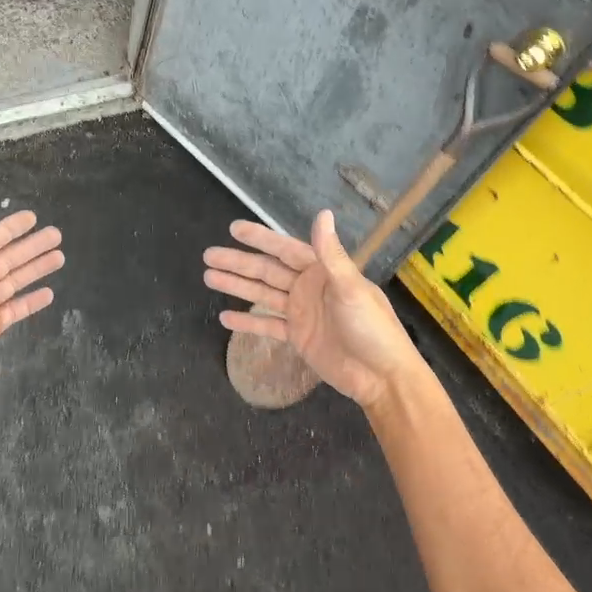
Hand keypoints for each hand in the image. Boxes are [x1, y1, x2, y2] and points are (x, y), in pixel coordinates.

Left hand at [0, 209, 63, 421]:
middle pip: (6, 260)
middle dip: (30, 247)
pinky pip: (15, 308)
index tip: (31, 218)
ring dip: (35, 269)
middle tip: (56, 235)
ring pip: (14, 281)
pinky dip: (31, 301)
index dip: (9, 230)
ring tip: (60, 257)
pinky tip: (49, 293)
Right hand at [204, 209, 427, 409]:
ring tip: (208, 277)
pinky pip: (267, 325)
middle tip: (208, 255)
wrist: (383, 377)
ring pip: (262, 294)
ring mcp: (301, 313)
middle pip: (266, 271)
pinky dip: (246, 321)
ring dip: (236, 286)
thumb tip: (323, 213)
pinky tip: (224, 316)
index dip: (260, 238)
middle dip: (237, 262)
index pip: (284, 250)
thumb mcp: (351, 289)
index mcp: (322, 272)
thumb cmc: (372, 329)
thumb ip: (331, 254)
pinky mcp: (298, 337)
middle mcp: (308, 288)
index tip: (234, 228)